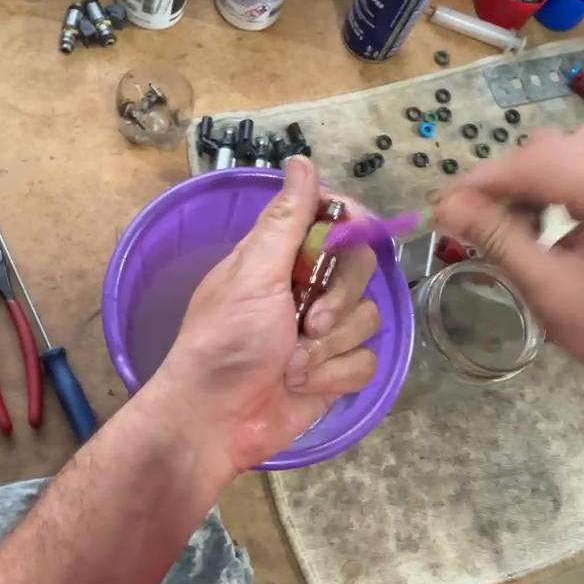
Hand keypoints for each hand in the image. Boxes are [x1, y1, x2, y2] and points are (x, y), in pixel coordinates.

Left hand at [145, 156, 382, 485]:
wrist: (215, 422)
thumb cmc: (225, 342)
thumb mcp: (252, 274)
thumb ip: (284, 221)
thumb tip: (301, 160)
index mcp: (279, 258)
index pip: (332, 220)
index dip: (352, 222)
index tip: (361, 228)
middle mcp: (304, 289)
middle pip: (360, 268)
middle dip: (337, 299)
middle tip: (306, 322)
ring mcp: (322, 332)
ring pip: (367, 318)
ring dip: (328, 347)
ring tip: (291, 364)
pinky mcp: (333, 372)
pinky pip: (364, 362)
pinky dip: (332, 376)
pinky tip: (300, 386)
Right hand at [431, 115, 583, 389]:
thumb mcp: (547, 284)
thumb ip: (496, 237)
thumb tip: (447, 206)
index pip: (535, 163)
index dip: (482, 181)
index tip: (442, 203)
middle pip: (554, 148)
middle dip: (508, 179)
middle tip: (474, 217)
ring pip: (573, 152)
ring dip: (534, 179)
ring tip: (511, 221)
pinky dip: (556, 190)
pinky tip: (540, 225)